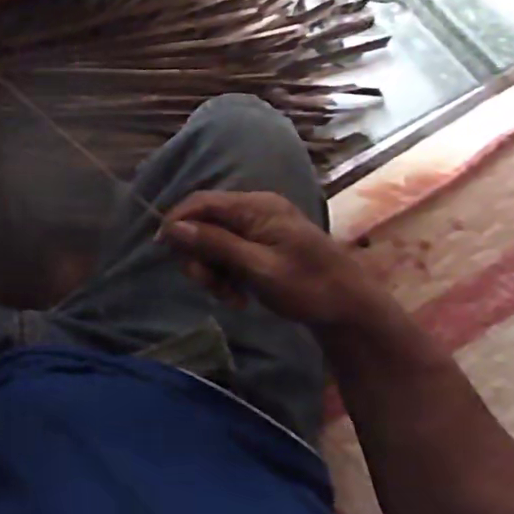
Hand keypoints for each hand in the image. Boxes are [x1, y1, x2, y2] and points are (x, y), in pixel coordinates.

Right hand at [161, 190, 402, 332]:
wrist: (352, 311)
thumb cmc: (309, 288)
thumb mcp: (257, 268)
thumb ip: (215, 244)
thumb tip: (172, 228)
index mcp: (257, 207)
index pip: (202, 202)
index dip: (177, 221)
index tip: (162, 248)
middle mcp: (256, 209)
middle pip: (205, 223)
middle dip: (200, 256)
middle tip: (210, 287)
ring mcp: (260, 226)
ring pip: (214, 241)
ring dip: (213, 270)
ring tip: (230, 297)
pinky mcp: (263, 243)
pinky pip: (229, 251)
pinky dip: (226, 273)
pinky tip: (238, 296)